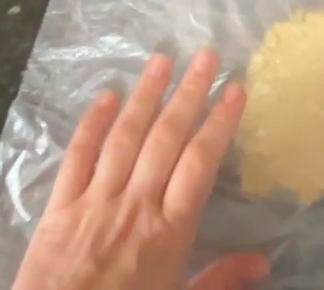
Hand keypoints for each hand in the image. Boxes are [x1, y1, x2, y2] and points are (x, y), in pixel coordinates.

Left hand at [14, 49, 266, 289]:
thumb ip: (220, 279)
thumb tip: (265, 260)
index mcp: (168, 230)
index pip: (200, 162)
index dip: (219, 122)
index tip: (236, 89)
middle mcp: (135, 205)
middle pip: (166, 138)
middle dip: (189, 93)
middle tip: (206, 56)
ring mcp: (94, 202)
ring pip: (125, 137)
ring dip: (146, 95)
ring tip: (162, 59)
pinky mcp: (58, 209)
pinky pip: (77, 158)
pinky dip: (92, 124)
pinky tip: (106, 96)